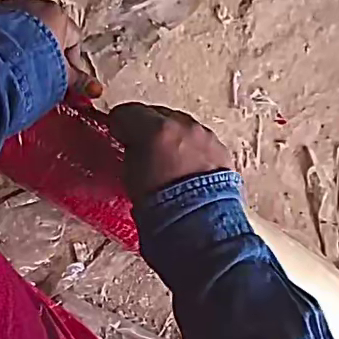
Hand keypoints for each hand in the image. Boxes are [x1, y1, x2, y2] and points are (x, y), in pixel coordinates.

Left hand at [0, 0, 103, 98]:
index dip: (70, 63)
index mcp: (57, 15)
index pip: (73, 39)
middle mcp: (33, 6)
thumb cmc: (34, 65)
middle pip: (47, 32)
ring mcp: (9, 8)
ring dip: (25, 49)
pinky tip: (3, 65)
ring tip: (21, 73)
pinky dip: (4, 45)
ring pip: (23, 30)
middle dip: (46, 54)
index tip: (64, 79)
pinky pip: (1, 31)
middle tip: (42, 77)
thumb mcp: (61, 77)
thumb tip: (96, 89)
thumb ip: (78, 81)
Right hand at [107, 103, 234, 199]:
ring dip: (172, 138)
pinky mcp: (221, 150)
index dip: (120, 123)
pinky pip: (201, 141)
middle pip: (158, 115)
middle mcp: (183, 126)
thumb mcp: (130, 176)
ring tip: (166, 160)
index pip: (129, 112)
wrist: (198, 225)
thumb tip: (133, 147)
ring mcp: (205, 136)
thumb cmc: (161, 206)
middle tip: (141, 146)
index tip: (117, 132)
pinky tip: (186, 168)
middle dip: (148, 128)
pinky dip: (191, 150)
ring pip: (182, 126)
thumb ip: (131, 151)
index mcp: (155, 130)